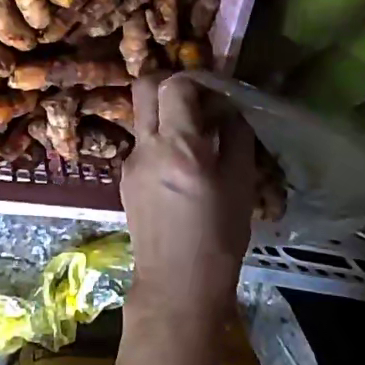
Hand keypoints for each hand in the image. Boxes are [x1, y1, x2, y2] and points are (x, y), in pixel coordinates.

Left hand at [120, 74, 256, 330]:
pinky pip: (143, 144)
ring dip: (167, 114)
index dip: (198, 79)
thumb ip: (236, 138)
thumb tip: (231, 110)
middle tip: (200, 99)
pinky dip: (162, 141)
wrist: (177, 285)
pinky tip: (183, 168)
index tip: (219, 92)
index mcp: (178, 146)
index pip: (175, 85)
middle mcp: (146, 147)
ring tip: (198, 138)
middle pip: (145, 87)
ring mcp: (130, 163)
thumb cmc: (218, 237)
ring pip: (142, 117)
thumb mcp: (240, 184)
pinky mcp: (124, 180)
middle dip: (171, 83)